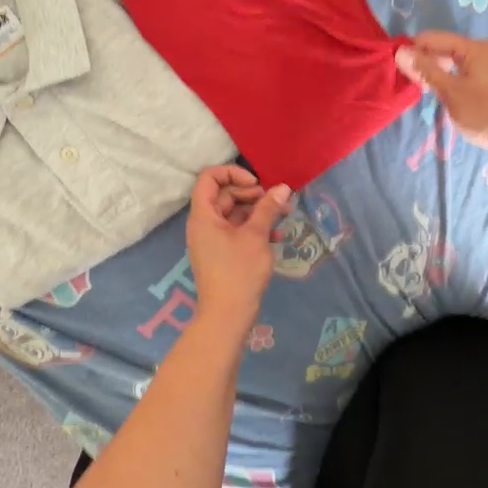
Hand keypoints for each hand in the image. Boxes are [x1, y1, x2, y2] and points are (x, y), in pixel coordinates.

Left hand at [186, 164, 292, 328]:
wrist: (228, 314)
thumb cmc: (239, 271)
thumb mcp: (256, 236)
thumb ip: (268, 208)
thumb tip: (283, 187)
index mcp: (203, 215)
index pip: (210, 178)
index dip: (233, 173)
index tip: (257, 184)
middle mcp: (204, 224)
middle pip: (224, 195)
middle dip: (252, 194)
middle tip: (276, 201)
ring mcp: (212, 240)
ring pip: (234, 214)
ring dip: (258, 212)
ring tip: (284, 216)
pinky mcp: (222, 253)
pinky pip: (237, 232)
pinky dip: (255, 229)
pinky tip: (277, 237)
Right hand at [395, 30, 487, 152]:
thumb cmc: (486, 112)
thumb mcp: (451, 91)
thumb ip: (426, 71)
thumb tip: (400, 52)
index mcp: (474, 48)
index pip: (434, 38)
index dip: (413, 48)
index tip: (394, 63)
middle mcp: (484, 52)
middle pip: (447, 50)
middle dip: (426, 61)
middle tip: (407, 80)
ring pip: (456, 64)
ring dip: (438, 74)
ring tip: (422, 89)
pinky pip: (466, 75)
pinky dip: (452, 82)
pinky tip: (444, 95)